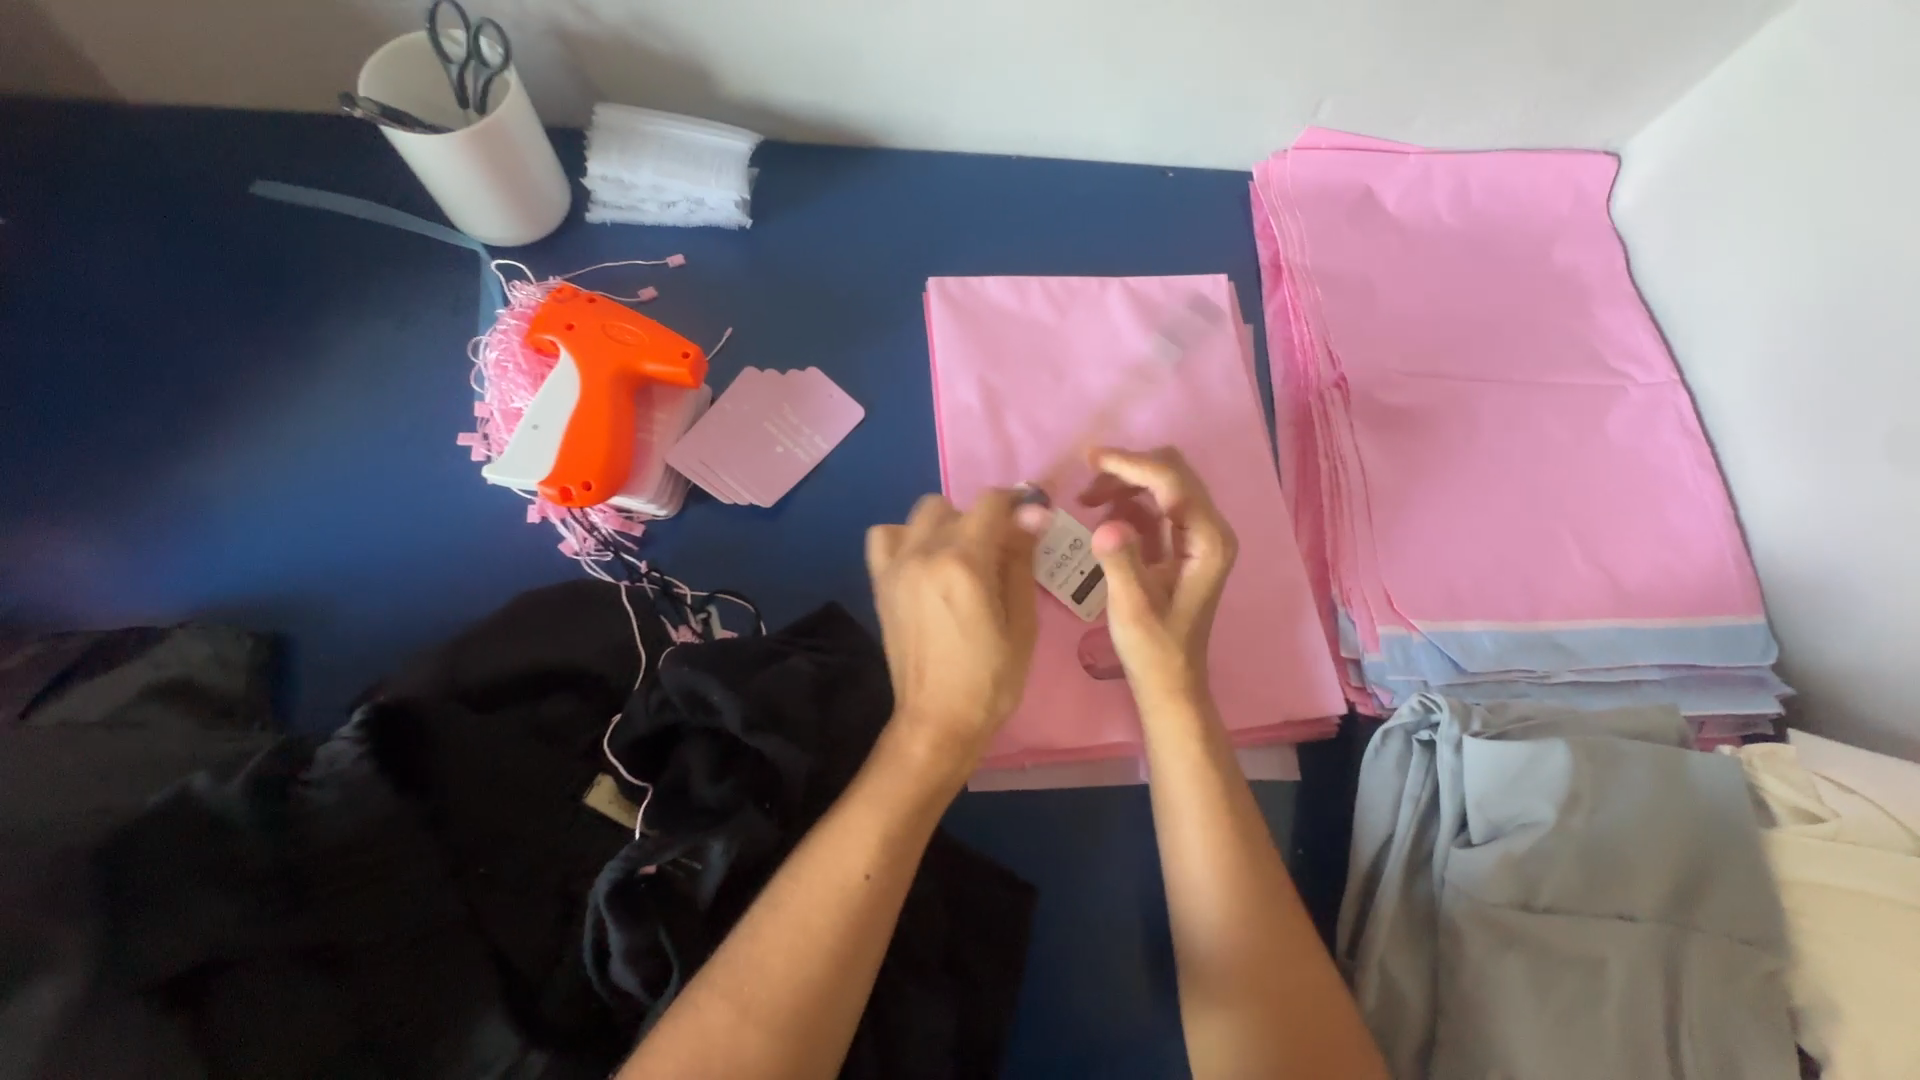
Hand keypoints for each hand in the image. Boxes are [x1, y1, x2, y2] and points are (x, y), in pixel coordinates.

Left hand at [866, 489, 1040, 763]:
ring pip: (921, 515)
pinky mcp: (880, 584)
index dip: (1017, 501)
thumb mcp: (1021, 623)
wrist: (937, 721)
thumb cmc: (990, 680)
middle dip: (982, 519)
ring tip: (961, 559)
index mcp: (964, 563)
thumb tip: (1033, 511)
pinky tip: (924, 563)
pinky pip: (885, 536)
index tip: (1033, 518)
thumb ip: (1021, 560)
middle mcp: (924, 553)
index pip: (991, 503)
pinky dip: (906, 538)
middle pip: (955, 506)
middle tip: (1000, 554)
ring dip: (946, 524)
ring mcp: (896, 567)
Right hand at [1077, 447, 1237, 708]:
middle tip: (1085, 485)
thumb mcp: (1131, 607)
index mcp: (1207, 540)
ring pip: (1163, 485)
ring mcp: (1197, 537)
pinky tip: (1103, 523)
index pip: (1171, 480)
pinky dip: (1128, 504)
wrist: (1169, 682)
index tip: (1089, 459)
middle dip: (1127, 470)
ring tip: (1087, 503)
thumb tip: (1106, 523)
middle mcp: (1209, 530)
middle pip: (1172, 472)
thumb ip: (1120, 562)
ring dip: (1124, 485)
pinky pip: (1156, 507)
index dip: (1130, 463)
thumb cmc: (1153, 649)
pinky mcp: (1182, 546)